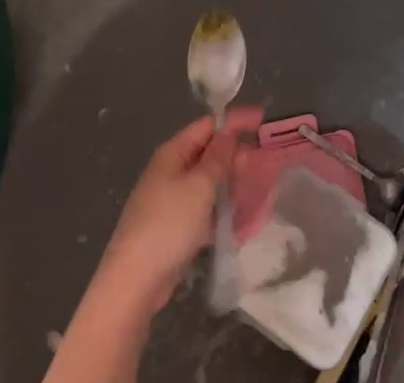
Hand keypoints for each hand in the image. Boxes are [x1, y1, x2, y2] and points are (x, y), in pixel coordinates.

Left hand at [95, 108, 262, 311]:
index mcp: (173, 154)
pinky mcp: (178, 226)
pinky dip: (224, 211)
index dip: (235, 123)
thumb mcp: (199, 185)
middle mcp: (171, 172)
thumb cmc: (169, 224)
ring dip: (234, 186)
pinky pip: (207, 210)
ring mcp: (173, 200)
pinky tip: (244, 222)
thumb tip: (230, 132)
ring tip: (262, 193)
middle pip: (210, 155)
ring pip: (210, 184)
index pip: (207, 126)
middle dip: (237, 158)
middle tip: (267, 165)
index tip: (263, 123)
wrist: (136, 280)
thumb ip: (218, 157)